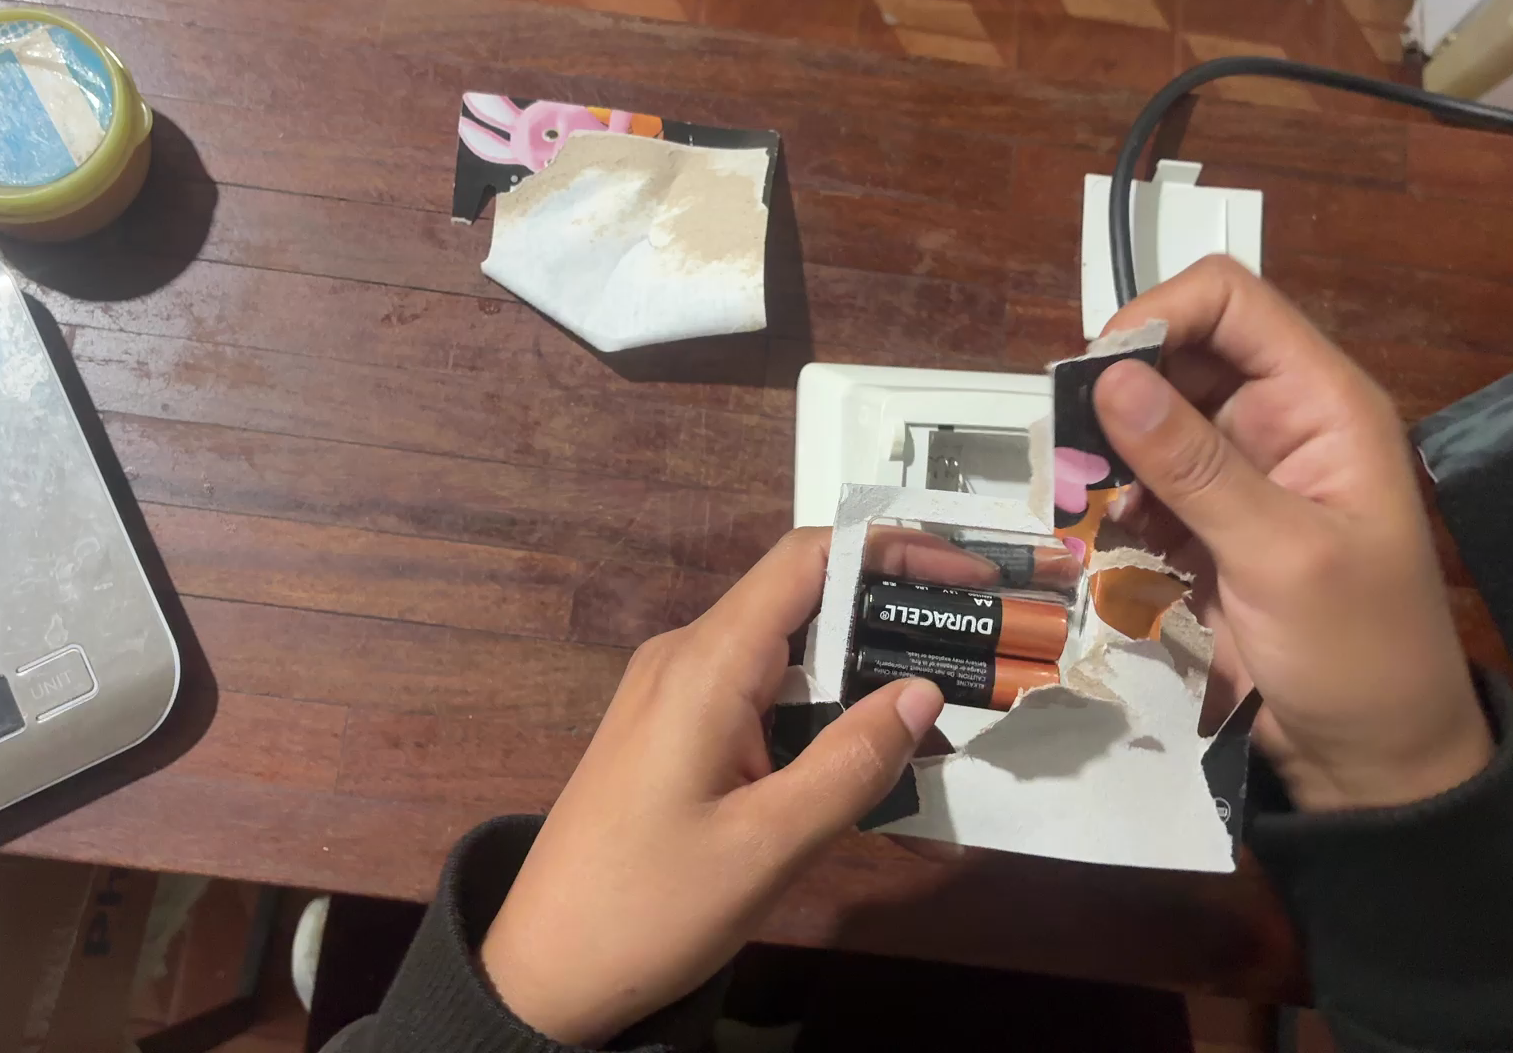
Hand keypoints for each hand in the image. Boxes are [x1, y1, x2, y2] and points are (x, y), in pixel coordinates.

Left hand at [477, 528, 971, 1045]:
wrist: (545, 964)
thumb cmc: (648, 906)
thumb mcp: (767, 845)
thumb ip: (850, 763)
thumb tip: (923, 689)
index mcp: (705, 662)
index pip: (802, 561)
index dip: (886, 549)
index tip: (964, 573)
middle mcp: (688, 654)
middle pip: (799, 601)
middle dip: (887, 616)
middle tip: (968, 653)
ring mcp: (676, 687)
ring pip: (785, 654)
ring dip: (856, 679)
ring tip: (933, 725)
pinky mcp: (674, 723)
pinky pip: (758, 695)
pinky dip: (817, 715)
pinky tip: (862, 764)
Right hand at [1093, 257, 1491, 812]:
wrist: (1360, 746)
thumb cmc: (1353, 650)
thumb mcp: (1280, 554)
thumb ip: (1194, 465)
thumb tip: (1108, 378)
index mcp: (1317, 403)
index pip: (1229, 304)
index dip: (1155, 319)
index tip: (1092, 378)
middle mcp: (1267, 419)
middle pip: (1170, 357)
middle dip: (1111, 395)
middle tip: (1071, 455)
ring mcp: (1225, 469)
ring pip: (1137, 419)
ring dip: (1100, 453)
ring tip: (1085, 504)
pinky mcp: (1191, 513)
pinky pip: (1129, 477)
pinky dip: (1104, 498)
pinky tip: (1106, 536)